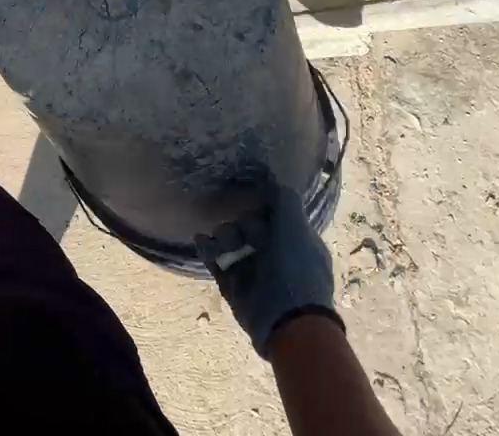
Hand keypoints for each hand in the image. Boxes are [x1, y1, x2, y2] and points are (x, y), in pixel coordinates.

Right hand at [194, 182, 338, 355]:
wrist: (285, 321)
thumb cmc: (294, 271)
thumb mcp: (295, 230)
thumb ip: (285, 201)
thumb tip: (276, 176)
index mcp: (295, 243)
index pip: (275, 216)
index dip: (263, 208)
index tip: (253, 204)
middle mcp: (275, 255)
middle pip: (249, 226)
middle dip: (242, 224)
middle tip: (242, 232)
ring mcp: (253, 270)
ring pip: (231, 241)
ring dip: (224, 235)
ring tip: (221, 241)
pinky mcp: (233, 284)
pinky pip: (215, 259)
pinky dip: (208, 248)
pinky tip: (202, 240)